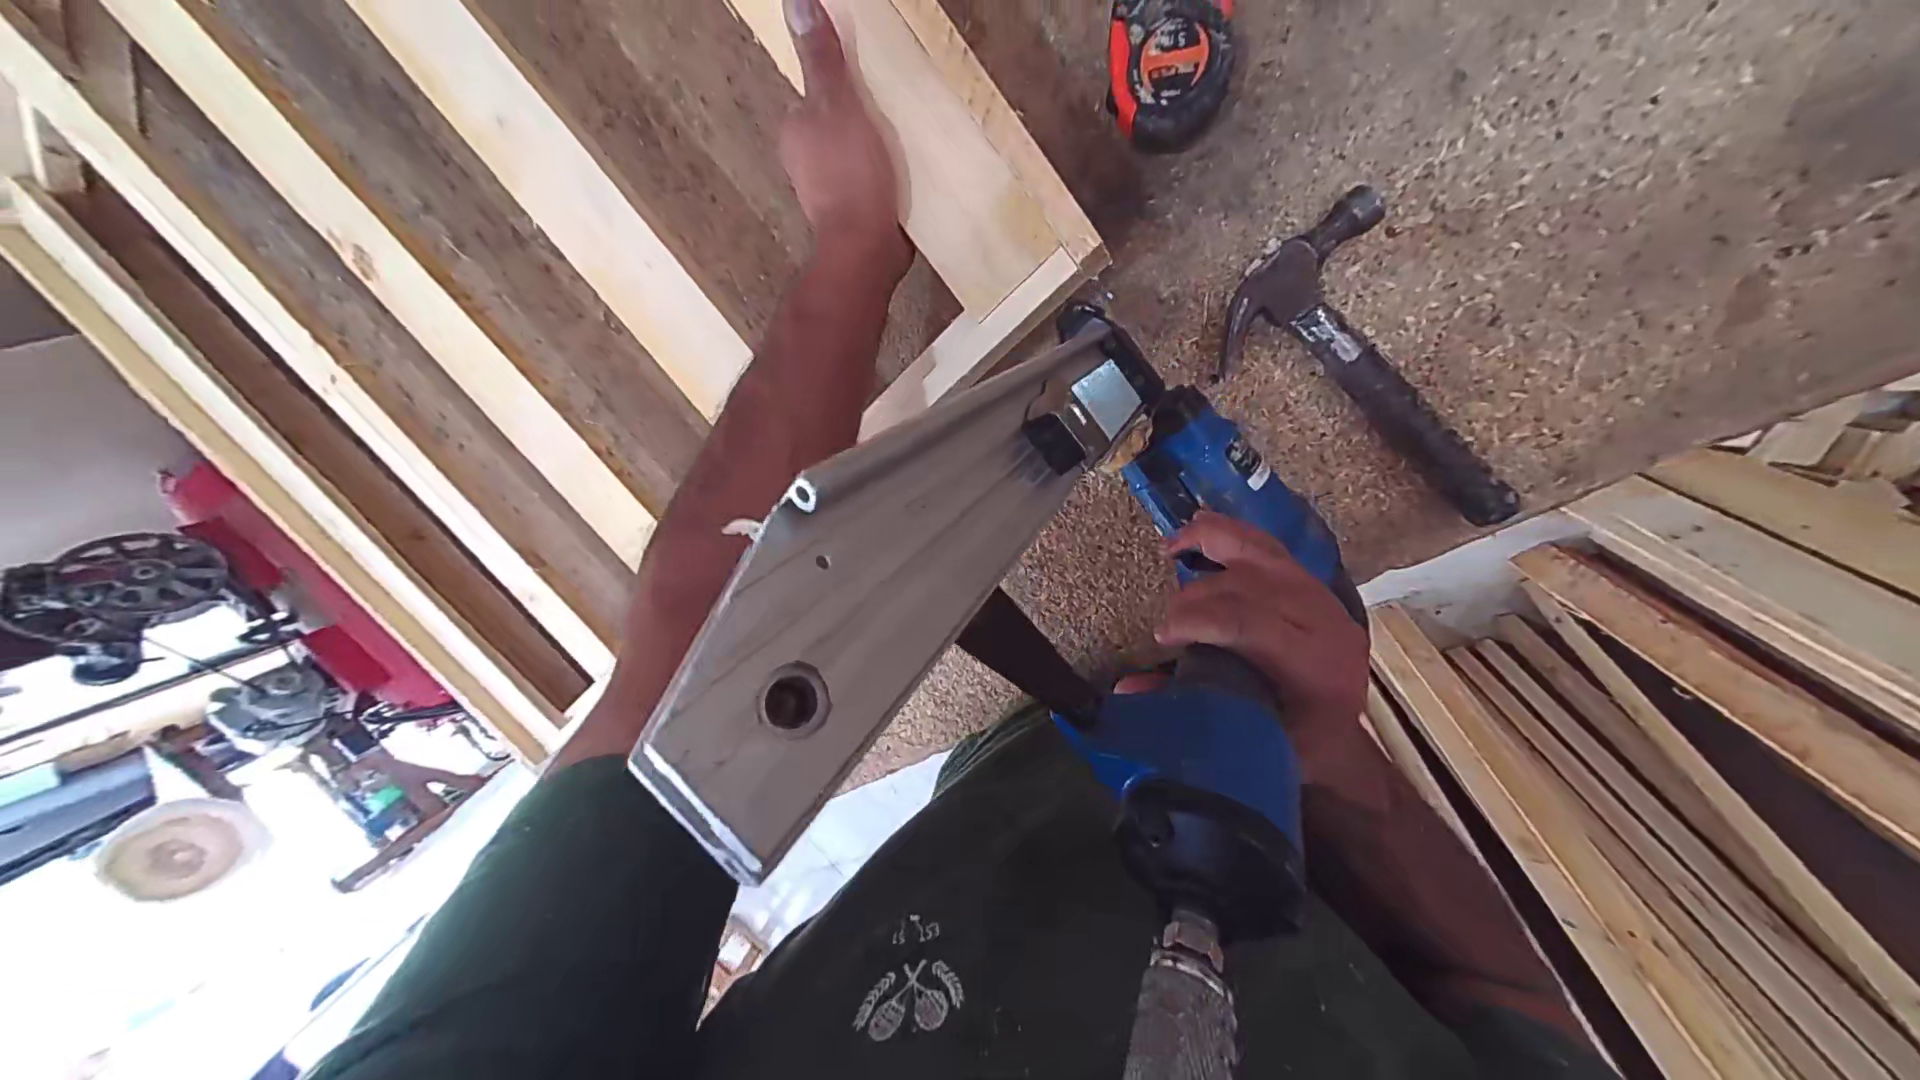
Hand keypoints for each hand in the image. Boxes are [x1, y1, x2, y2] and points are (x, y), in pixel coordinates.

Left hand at [779, 0, 912, 277]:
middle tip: (893, 120)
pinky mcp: (855, 221)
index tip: (871, 92)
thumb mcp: (838, 105)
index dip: (844, 92)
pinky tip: (904, 184)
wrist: (866, 248)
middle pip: (837, 131)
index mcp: (795, 134)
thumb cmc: (849, 176)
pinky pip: (871, 191)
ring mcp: (829, 197)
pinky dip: (884, 186)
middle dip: (861, 127)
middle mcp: (805, 166)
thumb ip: (821, 58)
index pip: (817, 99)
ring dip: (875, 158)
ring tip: (903, 151)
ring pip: (854, 163)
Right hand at [1150, 512, 1372, 782]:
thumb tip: (1128, 686)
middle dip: (1195, 596)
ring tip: (1170, 547)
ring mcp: (1318, 593)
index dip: (1197, 620)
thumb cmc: (1297, 745)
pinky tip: (1196, 528)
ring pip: (1258, 550)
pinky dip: (1227, 532)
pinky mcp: (1308, 581)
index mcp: (1315, 664)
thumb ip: (1194, 712)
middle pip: (1246, 584)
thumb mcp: (1251, 739)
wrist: (1342, 735)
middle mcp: (1322, 619)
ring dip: (1209, 543)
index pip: (1249, 622)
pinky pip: (1264, 543)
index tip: (1163, 635)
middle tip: (1167, 621)